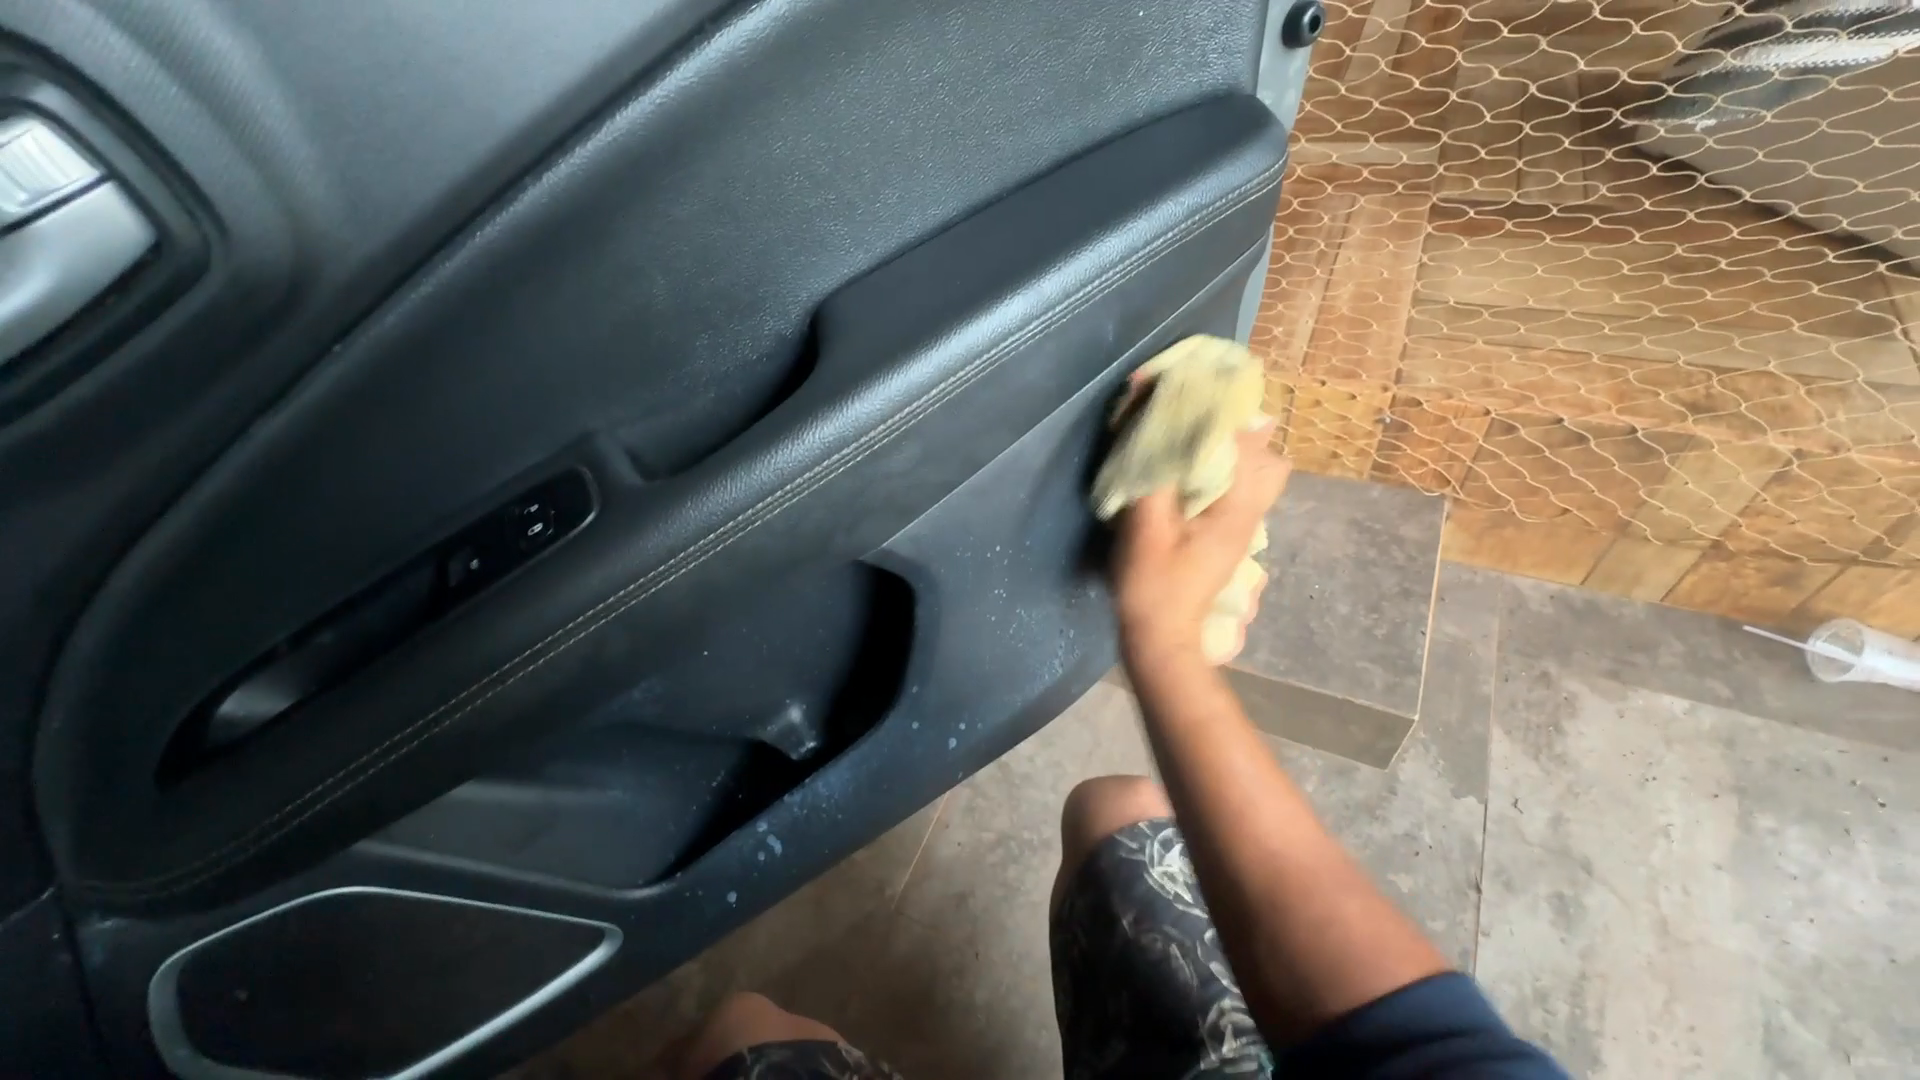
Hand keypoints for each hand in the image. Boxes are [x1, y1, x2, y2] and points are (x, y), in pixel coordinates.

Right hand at [1112, 426, 1289, 668]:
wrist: (1161, 638)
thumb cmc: (1152, 584)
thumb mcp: (1145, 527)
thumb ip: (1156, 474)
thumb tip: (1159, 425)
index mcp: (1236, 506)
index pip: (1248, 442)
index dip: (1222, 410)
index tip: (1192, 391)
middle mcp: (1250, 513)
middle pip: (1270, 458)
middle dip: (1240, 432)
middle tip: (1201, 421)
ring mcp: (1243, 528)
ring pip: (1260, 477)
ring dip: (1234, 453)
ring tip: (1196, 444)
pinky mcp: (1228, 538)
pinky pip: (1240, 491)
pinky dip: (1223, 473)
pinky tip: (1190, 476)